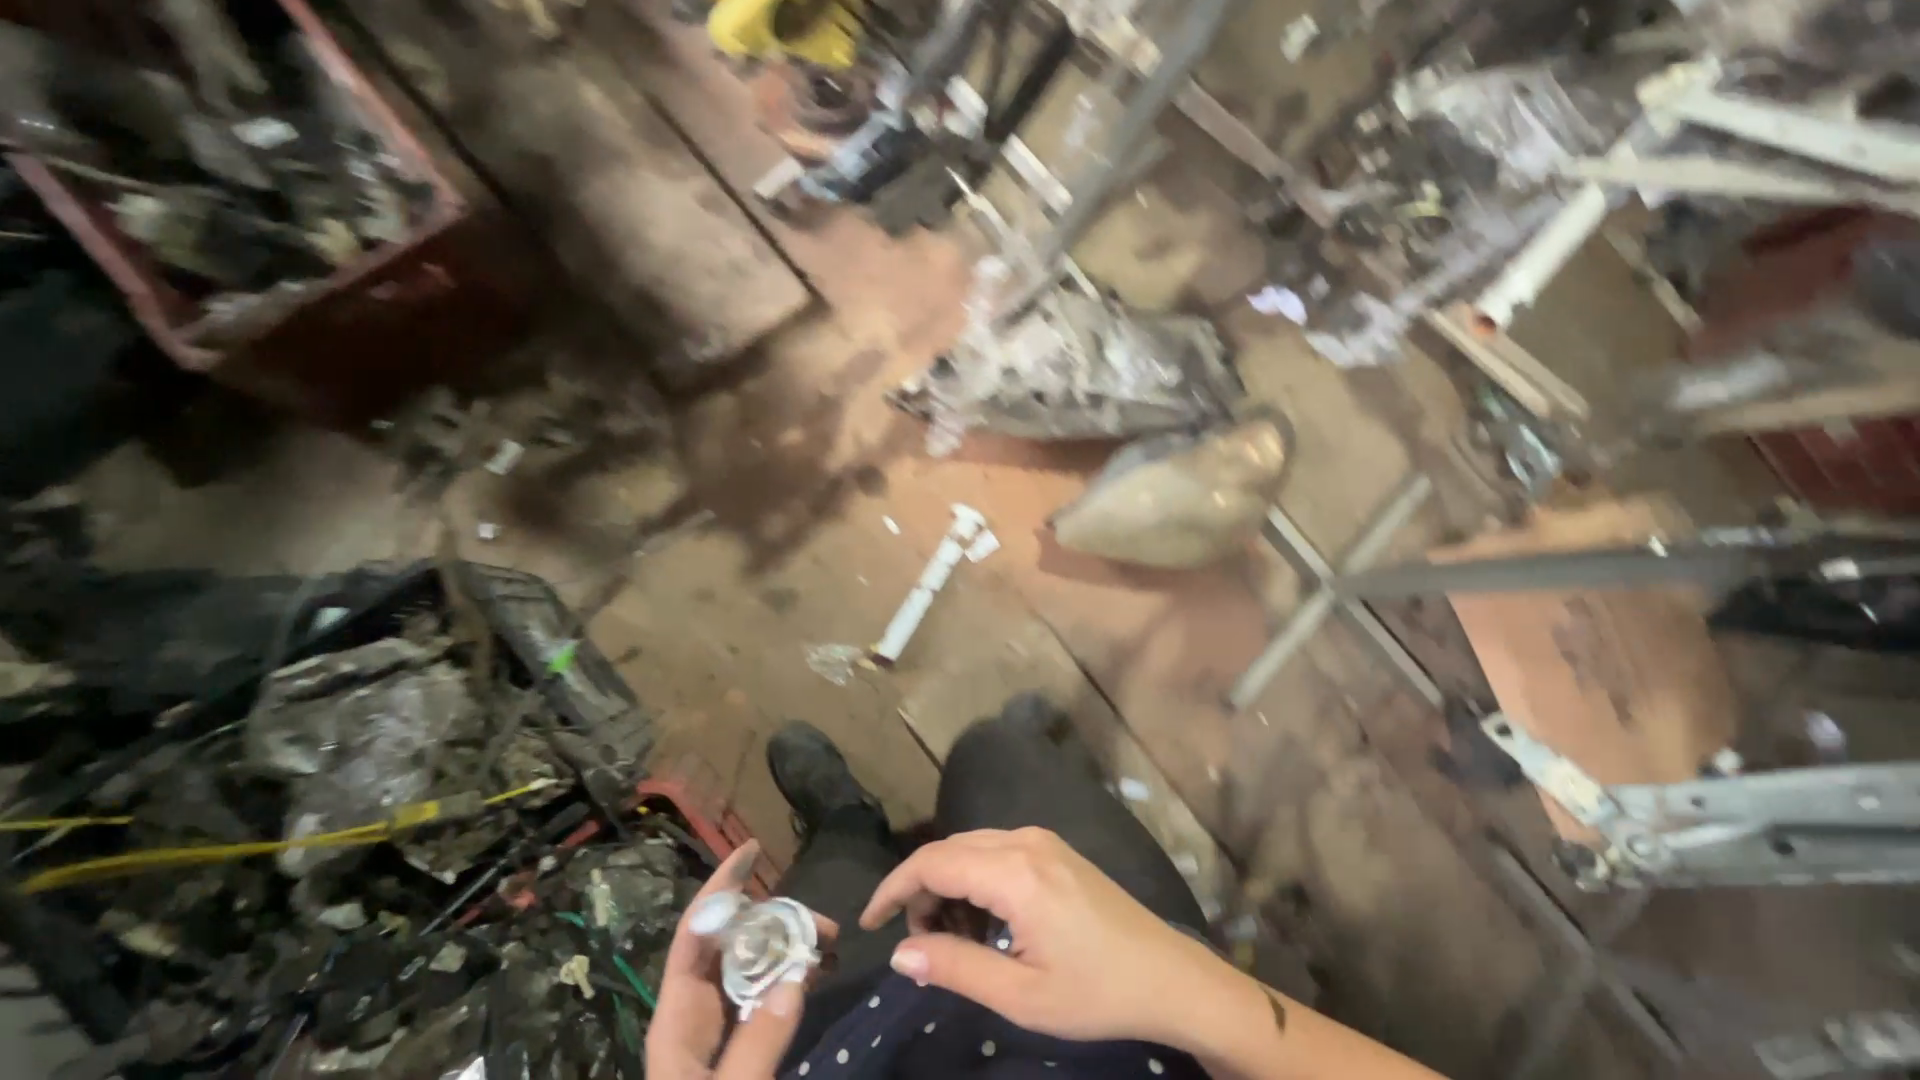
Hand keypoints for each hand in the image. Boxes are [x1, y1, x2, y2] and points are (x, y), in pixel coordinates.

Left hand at [647, 842, 836, 1078]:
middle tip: (823, 921)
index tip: (752, 852)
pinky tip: (813, 975)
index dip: (718, 890)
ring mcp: (714, 1036)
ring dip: (785, 949)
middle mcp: (692, 1018)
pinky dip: (787, 980)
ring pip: (747, 972)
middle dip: (771, 920)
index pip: (693, 937)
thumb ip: (757, 1045)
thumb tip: (795, 976)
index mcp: (677, 1022)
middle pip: (727, 947)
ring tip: (828, 944)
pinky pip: (760, 1001)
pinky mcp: (735, 1053)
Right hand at [858, 827, 1228, 1044]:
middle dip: (920, 890)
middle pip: (948, 850)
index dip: (893, 889)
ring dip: (948, 884)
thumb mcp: (1020, 995)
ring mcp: (1044, 841)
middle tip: (918, 944)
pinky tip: (985, 922)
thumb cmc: (1096, 993)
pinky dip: (975, 879)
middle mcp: (1025, 841)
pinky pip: (997, 851)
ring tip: (952, 940)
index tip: (869, 924)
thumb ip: (954, 967)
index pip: (931, 862)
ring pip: (971, 847)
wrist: (1170, 979)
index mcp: (1015, 872)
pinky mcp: (1057, 851)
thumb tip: (899, 953)